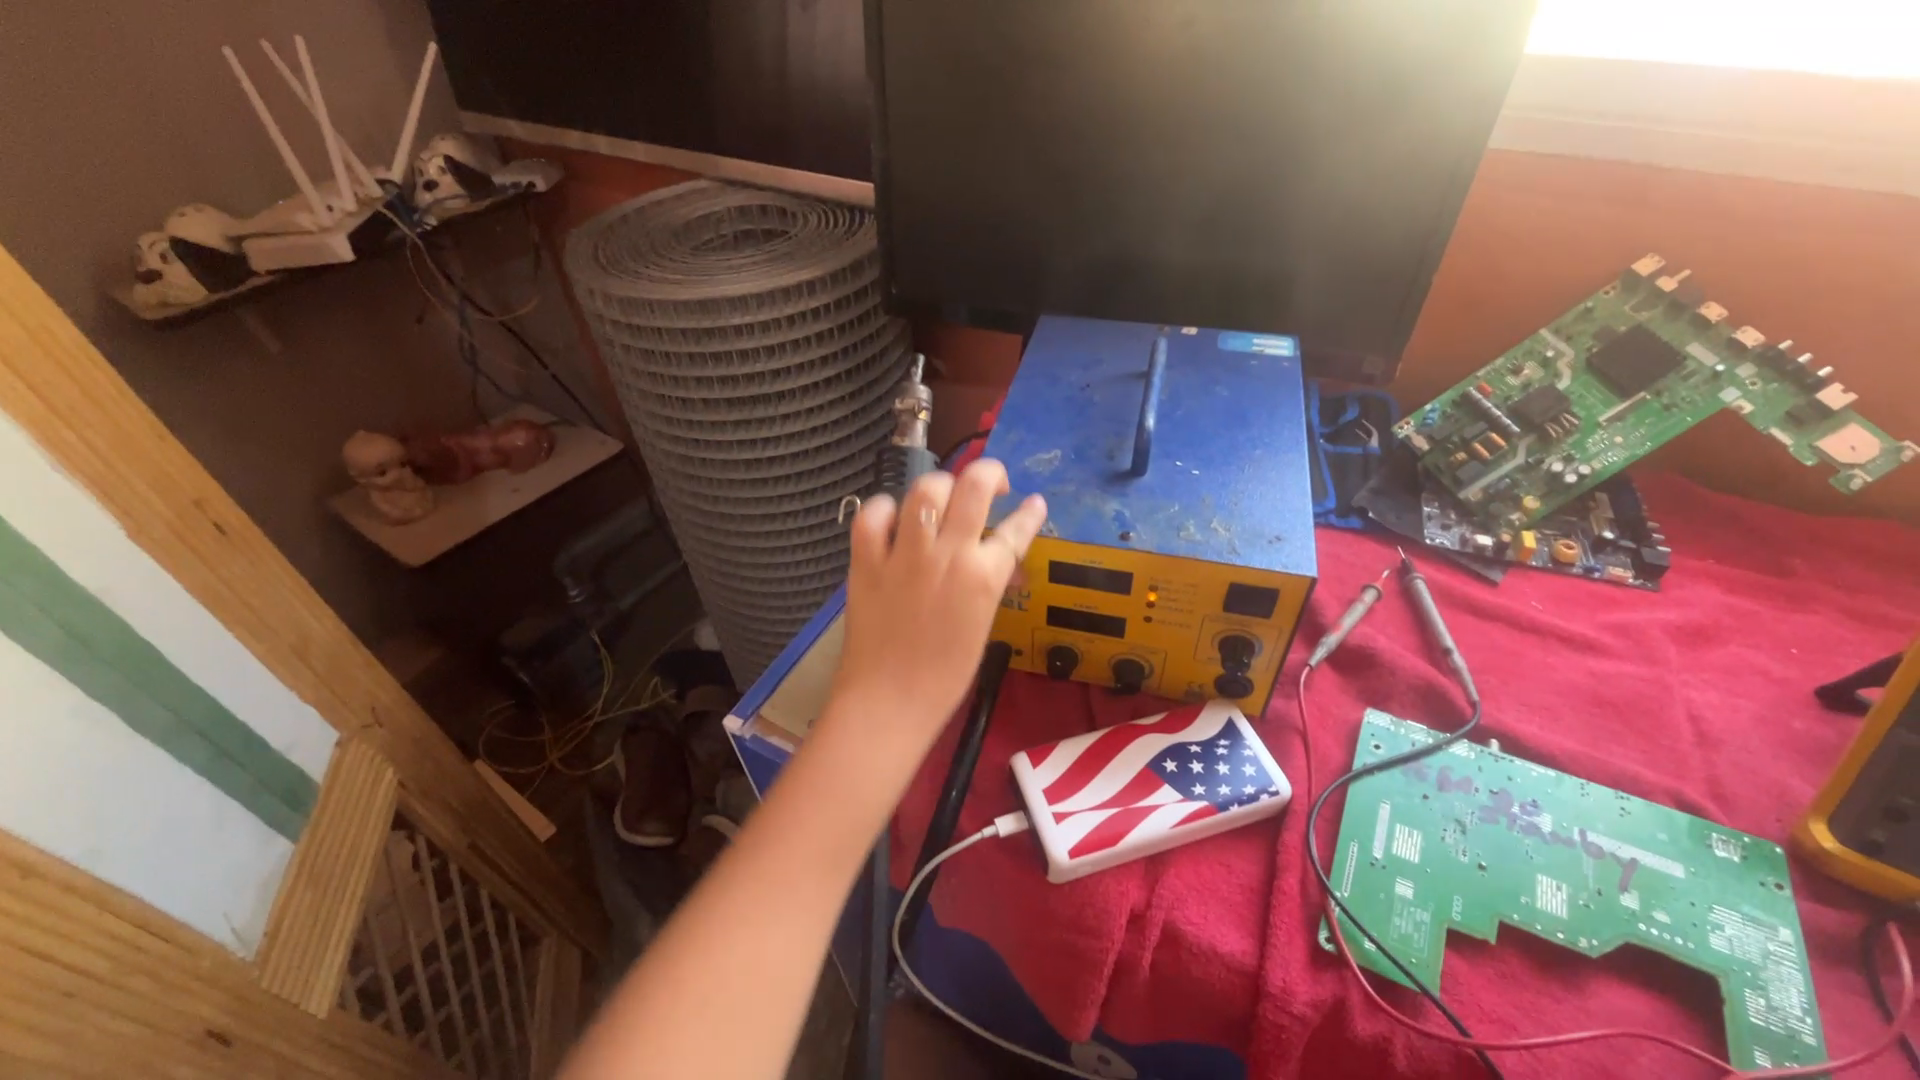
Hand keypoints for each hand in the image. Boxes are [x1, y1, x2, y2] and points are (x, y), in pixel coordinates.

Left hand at [828, 458, 1046, 756]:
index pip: (1016, 528)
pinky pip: (873, 514)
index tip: (1033, 502)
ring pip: (926, 489)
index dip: (1030, 512)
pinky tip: (893, 518)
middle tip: (991, 485)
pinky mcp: (866, 560)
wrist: (889, 700)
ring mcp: (904, 553)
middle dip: (990, 473)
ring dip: (941, 486)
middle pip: (974, 485)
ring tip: (943, 499)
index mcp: (984, 576)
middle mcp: (948, 553)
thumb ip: (991, 585)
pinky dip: (884, 509)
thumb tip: (1001, 564)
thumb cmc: (944, 676)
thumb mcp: (982, 626)